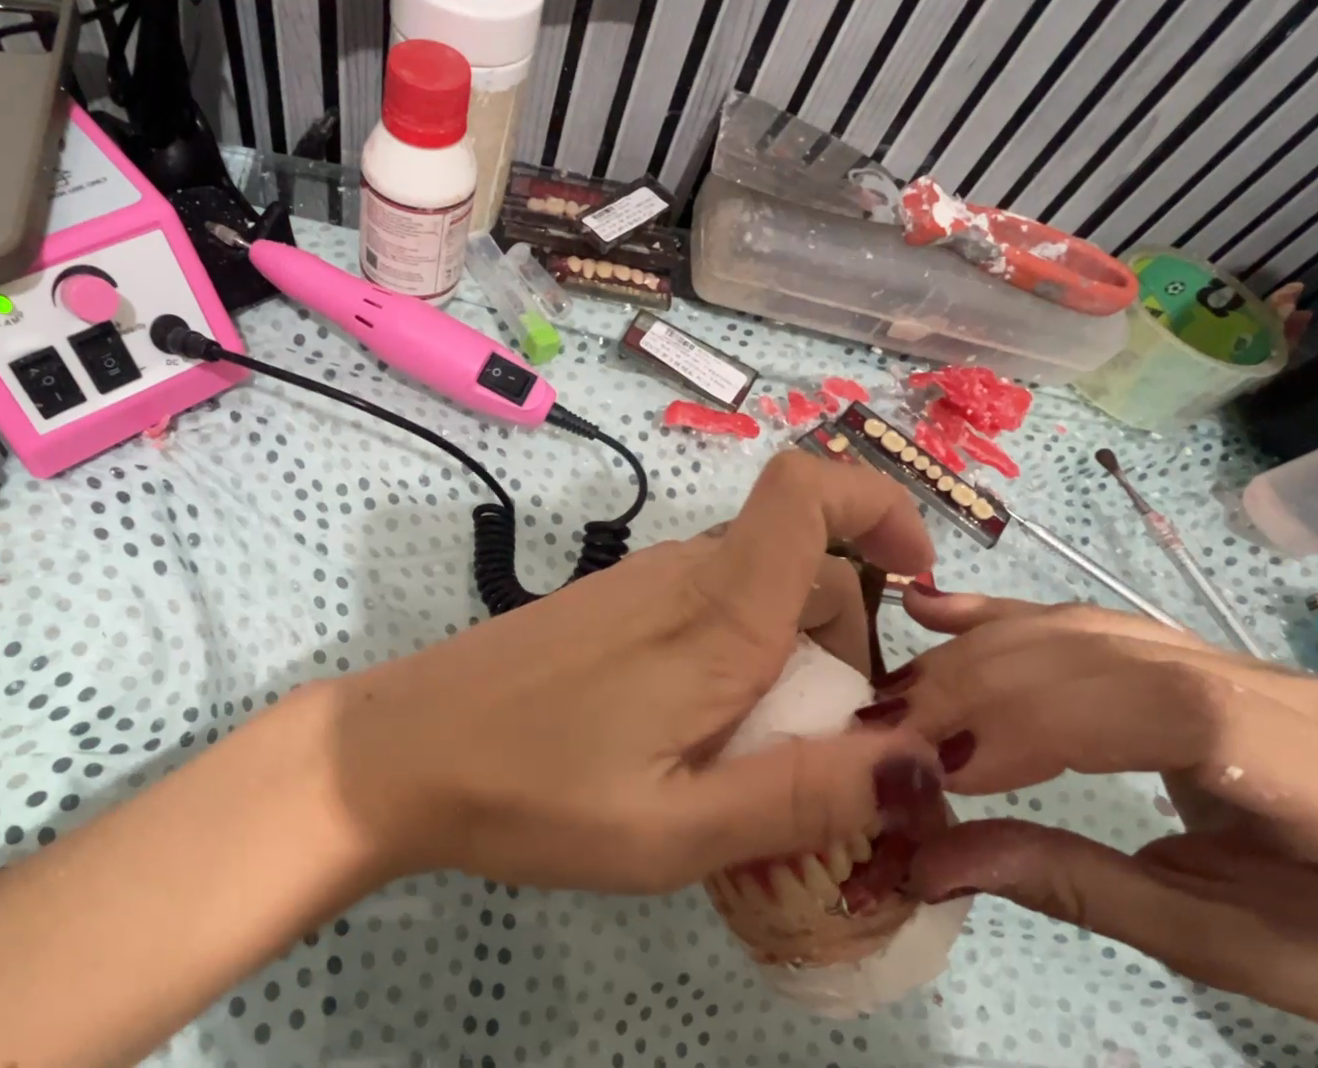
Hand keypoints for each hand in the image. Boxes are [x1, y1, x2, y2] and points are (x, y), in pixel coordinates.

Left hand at [324, 452, 943, 894]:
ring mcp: (633, 588)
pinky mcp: (601, 610)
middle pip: (801, 558)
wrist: (395, 756)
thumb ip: (802, 794)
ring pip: (752, 588)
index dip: (881, 503)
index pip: (810, 487)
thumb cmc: (531, 794)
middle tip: (828, 742)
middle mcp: (681, 576)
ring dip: (788, 656)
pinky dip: (732, 658)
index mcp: (716, 614)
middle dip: (849, 633)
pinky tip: (689, 738)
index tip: (915, 582)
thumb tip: (922, 757)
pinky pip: (698, 610)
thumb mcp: (677, 829)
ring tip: (752, 756)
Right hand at [887, 594, 1317, 1064]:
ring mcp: (1265, 664)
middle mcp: (1317, 700)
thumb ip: (1069, 886)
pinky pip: (1099, 626)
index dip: (1050, 723)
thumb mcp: (1211, 947)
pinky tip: (938, 609)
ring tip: (900, 691)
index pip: (1187, 716)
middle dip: (991, 688)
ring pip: (1098, 631)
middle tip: (892, 728)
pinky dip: (1007, 621)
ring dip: (984, 655)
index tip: (950, 767)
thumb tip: (925, 858)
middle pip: (1124, 661)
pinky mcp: (1214, 654)